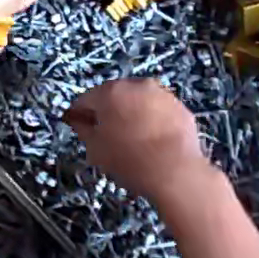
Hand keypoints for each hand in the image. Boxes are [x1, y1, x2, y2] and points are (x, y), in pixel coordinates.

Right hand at [64, 79, 219, 209]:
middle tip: (106, 135)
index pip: (85, 99)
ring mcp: (161, 94)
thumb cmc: (129, 160)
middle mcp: (136, 85)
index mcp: (110, 92)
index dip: (80, 114)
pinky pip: (158, 109)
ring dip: (132, 112)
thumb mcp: (95, 149)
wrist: (176, 172)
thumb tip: (78, 120)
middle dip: (108, 111)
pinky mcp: (180, 106)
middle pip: (113, 95)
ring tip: (133, 138)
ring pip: (138, 100)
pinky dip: (152, 119)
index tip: (80, 127)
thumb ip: (83, 129)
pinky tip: (153, 140)